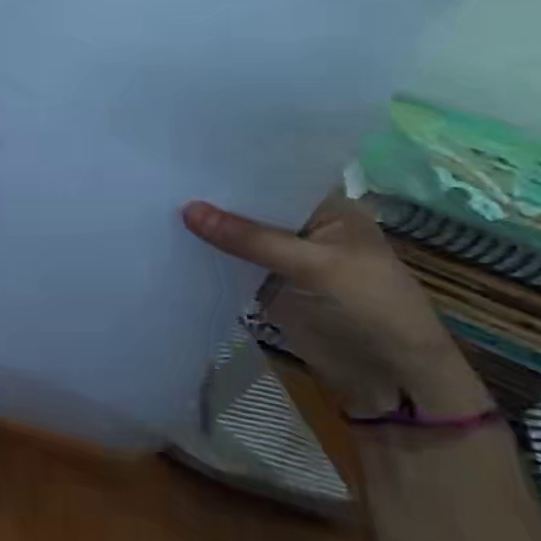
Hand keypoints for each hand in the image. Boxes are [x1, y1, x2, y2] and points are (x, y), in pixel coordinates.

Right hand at [182, 195, 492, 419]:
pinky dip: (205, 258)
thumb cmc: (370, 309)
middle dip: (211, 202)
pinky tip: (167, 244)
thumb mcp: (313, 267)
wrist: (387, 377)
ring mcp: (281, 259)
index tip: (183, 163)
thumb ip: (249, 239)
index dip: (232, 172)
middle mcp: (303, 229)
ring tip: (152, 208)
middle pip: (249, 209)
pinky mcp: (264, 286)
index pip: (274, 180)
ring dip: (203, 230)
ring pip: (234, 238)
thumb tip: (186, 208)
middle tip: (158, 182)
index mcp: (328, 211)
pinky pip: (228, 265)